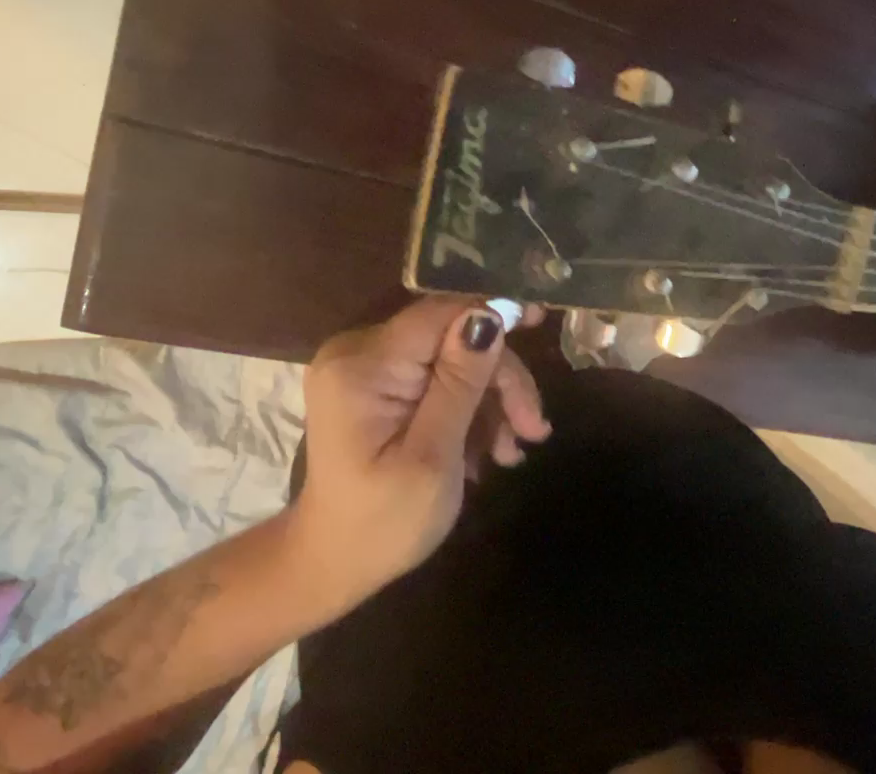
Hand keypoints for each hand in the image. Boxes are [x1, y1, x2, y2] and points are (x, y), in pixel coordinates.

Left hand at [286, 296, 550, 610]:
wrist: (335, 565)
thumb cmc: (383, 523)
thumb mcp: (432, 457)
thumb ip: (459, 383)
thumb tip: (489, 316)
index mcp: (362, 365)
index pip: (439, 314)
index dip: (492, 310)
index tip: (541, 320)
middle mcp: (358, 351)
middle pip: (450, 337)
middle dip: (499, 380)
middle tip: (534, 431)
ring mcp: (366, 368)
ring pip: (450, 359)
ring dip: (490, 402)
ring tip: (512, 454)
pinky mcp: (377, 387)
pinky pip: (435, 378)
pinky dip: (467, 410)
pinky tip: (488, 451)